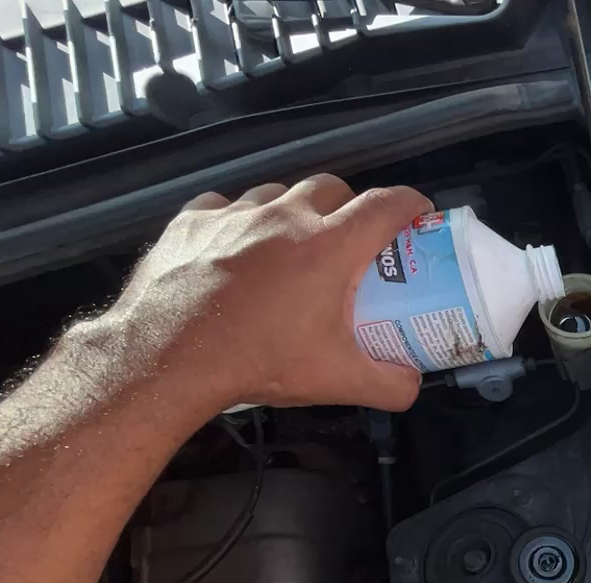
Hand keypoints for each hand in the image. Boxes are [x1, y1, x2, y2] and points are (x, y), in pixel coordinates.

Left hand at [52, 175, 427, 420]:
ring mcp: (233, 214)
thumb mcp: (343, 383)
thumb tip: (413, 381)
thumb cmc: (261, 361)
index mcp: (329, 249)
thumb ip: (393, 385)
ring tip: (298, 244)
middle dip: (352, 206)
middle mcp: (283, 218)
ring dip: (298, 210)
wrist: (169, 356)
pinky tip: (245, 247)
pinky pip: (227, 205)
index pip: (384, 206)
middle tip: (357, 240)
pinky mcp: (191, 220)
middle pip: (332, 188)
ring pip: (279, 192)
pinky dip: (245, 220)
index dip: (410, 203)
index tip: (420, 213)